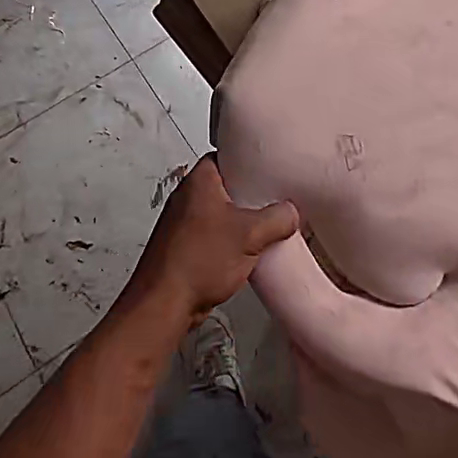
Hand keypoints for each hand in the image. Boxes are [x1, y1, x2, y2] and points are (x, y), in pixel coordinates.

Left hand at [123, 155, 298, 326]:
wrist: (167, 302)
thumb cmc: (196, 262)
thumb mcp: (252, 234)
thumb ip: (278, 218)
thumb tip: (290, 213)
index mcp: (200, 181)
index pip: (227, 156)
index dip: (250, 162)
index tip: (270, 169)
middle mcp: (188, 197)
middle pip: (228, 187)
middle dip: (251, 197)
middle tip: (274, 202)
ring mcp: (185, 223)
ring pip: (223, 214)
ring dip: (242, 223)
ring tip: (265, 230)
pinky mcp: (186, 246)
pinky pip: (216, 236)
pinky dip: (231, 243)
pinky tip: (248, 254)